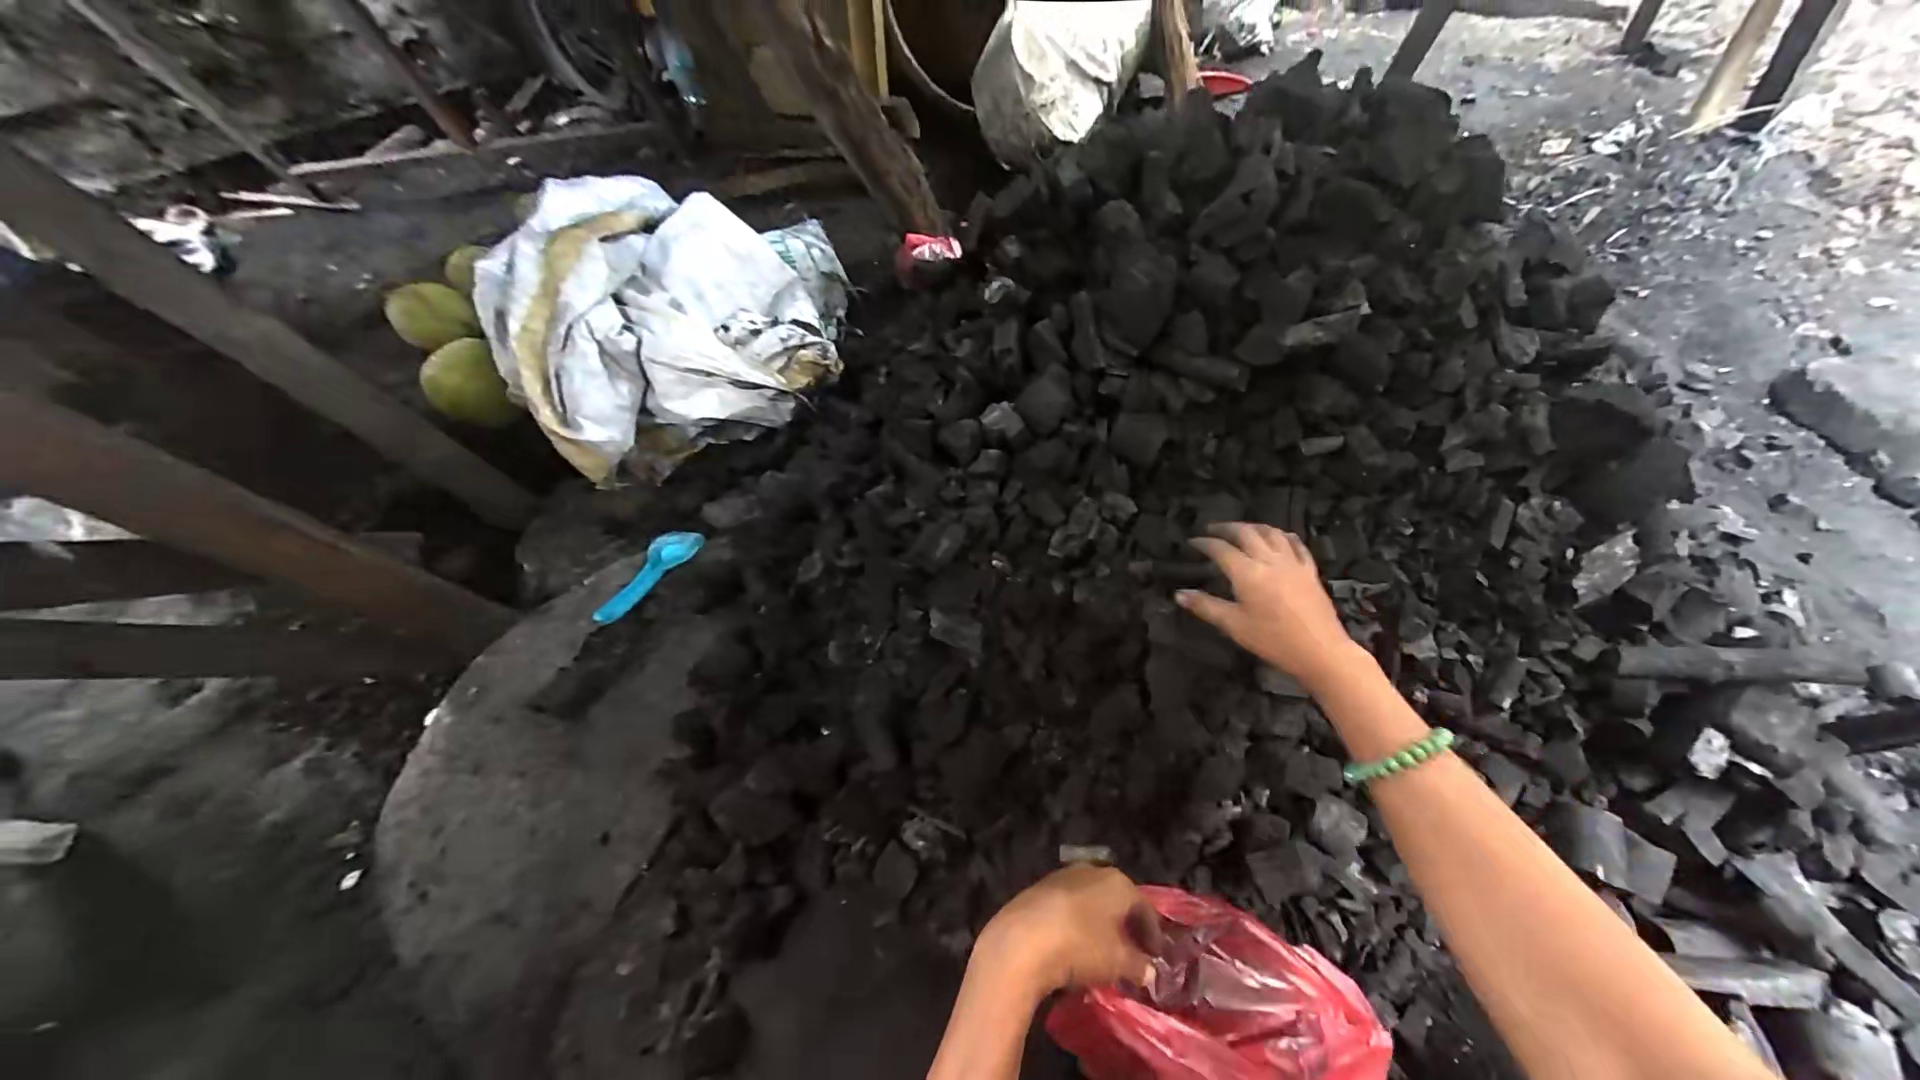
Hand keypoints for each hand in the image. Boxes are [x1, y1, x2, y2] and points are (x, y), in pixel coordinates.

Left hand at [974, 864, 1159, 997]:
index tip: (1156, 957)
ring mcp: (1062, 876)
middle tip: (1132, 953)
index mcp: (1117, 883)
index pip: (1144, 908)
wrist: (1022, 940)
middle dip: (1126, 926)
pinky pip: (1067, 906)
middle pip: (1117, 899)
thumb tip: (1149, 971)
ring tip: (1102, 950)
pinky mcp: (1038, 888)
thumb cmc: (1081, 946)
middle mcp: (1091, 871)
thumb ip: (1139, 966)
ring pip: (1091, 900)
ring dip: (1099, 923)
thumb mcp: (1119, 962)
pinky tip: (1073, 943)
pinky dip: (1076, 922)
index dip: (1153, 934)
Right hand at [1176, 523, 1363, 691]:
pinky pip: (1296, 544)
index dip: (1204, 543)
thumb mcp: (1233, 625)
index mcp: (1247, 573)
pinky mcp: (1310, 570)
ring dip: (1253, 527)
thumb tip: (1179, 594)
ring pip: (1272, 533)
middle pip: (1246, 532)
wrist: (1320, 651)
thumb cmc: (1273, 640)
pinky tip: (1279, 537)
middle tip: (1213, 529)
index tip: (1192, 542)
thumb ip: (1205, 606)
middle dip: (1227, 527)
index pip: (1220, 549)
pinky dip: (1283, 535)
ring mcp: (1293, 563)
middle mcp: (1269, 560)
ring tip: (1242, 529)